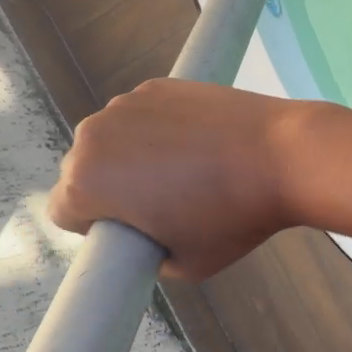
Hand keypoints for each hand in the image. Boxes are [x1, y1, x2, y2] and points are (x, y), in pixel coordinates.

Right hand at [49, 78, 329, 279]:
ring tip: (196, 176)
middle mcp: (92, 136)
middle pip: (87, 173)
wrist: (284, 157)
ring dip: (139, 159)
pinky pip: (146, 118)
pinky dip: (164, 132)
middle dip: (118, 192)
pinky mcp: (157, 86)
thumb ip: (149, 259)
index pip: (66, 214)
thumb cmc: (235, 217)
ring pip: (116, 142)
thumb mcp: (188, 264)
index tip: (139, 232)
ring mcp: (125, 104)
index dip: (100, 229)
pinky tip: (204, 147)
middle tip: (173, 205)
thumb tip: (144, 245)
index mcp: (87, 183)